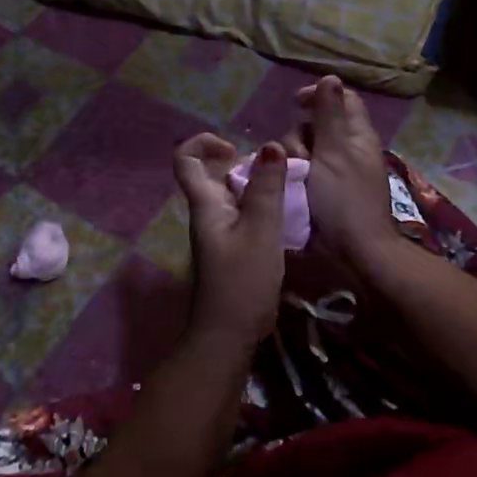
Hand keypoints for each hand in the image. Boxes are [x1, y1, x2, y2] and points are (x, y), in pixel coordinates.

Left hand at [173, 134, 288, 347]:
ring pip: (237, 194)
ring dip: (261, 188)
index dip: (204, 143)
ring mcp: (221, 230)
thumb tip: (270, 147)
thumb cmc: (242, 280)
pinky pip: (247, 214)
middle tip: (282, 175)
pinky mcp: (234, 246)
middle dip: (249, 166)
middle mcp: (209, 211)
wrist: (230, 333)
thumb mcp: (260, 231)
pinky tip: (288, 217)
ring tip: (291, 193)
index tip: (236, 150)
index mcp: (205, 203)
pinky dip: (265, 208)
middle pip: (218, 173)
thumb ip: (266, 190)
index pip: (185, 159)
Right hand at [295, 77, 394, 262]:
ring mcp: (330, 171)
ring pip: (301, 147)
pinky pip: (296, 169)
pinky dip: (290, 172)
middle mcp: (343, 148)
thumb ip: (329, 114)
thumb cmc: (345, 198)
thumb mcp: (335, 151)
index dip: (318, 95)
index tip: (295, 103)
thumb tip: (331, 77)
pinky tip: (285, 182)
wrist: (350, 251)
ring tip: (295, 176)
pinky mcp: (316, 189)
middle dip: (300, 135)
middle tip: (302, 156)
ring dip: (293, 157)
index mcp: (356, 135)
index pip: (340, 99)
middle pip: (314, 124)